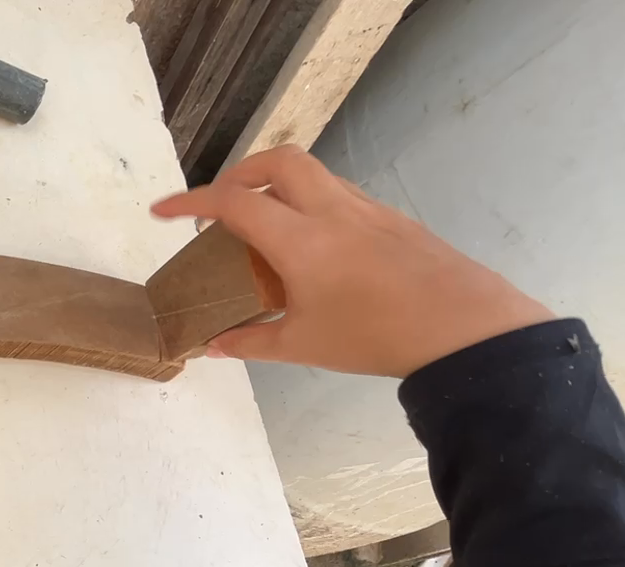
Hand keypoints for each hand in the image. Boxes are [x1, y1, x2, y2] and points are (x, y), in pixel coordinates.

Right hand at [151, 145, 553, 378]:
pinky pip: (334, 196)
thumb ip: (248, 341)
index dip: (190, 202)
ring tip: (255, 231)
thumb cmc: (371, 337)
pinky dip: (303, 206)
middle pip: (278, 161)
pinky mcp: (388, 219)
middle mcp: (332, 212)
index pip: (234, 203)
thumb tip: (211, 346)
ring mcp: (365, 210)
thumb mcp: (298, 346)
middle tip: (217, 208)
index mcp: (301, 241)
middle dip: (237, 174)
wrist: (463, 329)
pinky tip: (300, 248)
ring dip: (272, 188)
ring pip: (310, 175)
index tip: (161, 212)